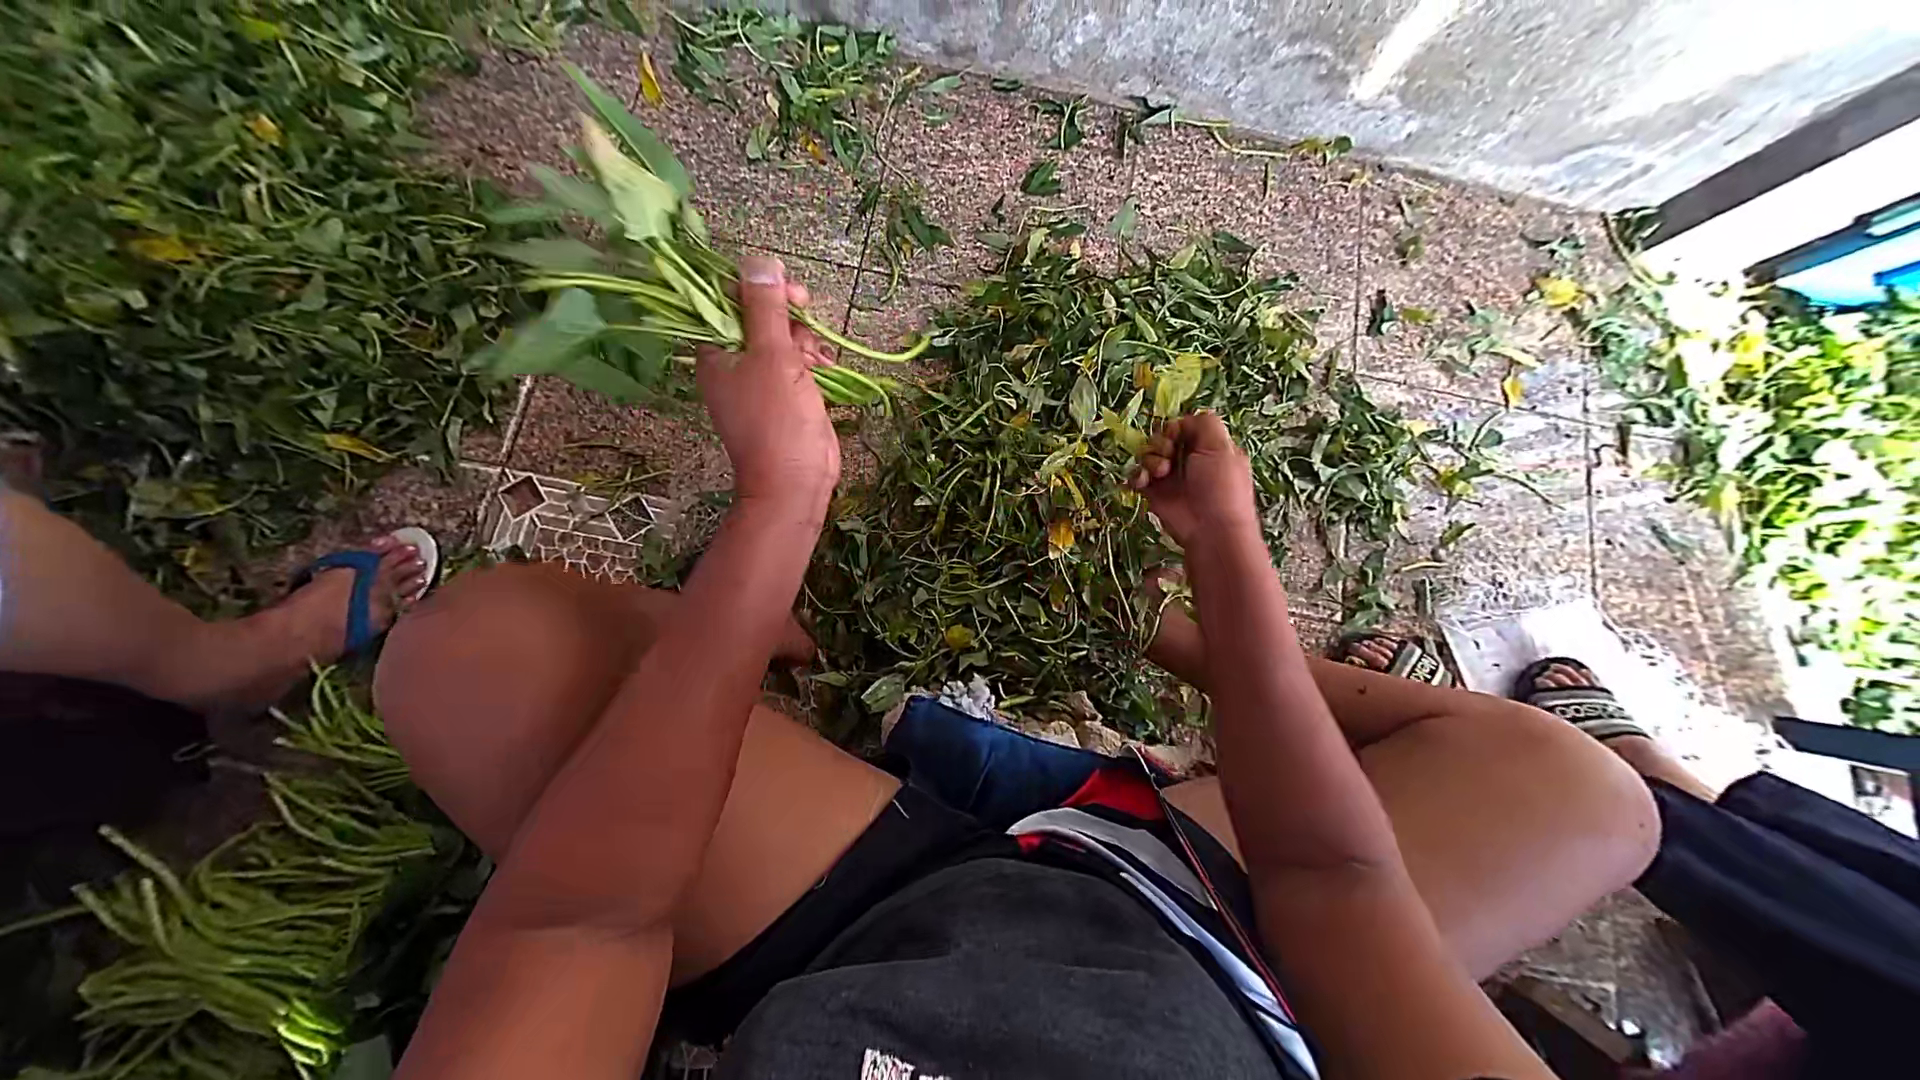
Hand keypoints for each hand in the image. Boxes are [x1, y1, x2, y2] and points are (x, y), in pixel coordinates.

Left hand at [695, 257, 840, 511]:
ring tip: (819, 356)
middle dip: (788, 314)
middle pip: (760, 317)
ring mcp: (760, 381)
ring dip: (804, 338)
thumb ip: (765, 307)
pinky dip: (812, 360)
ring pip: (783, 339)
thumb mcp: (772, 357)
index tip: (789, 292)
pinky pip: (796, 364)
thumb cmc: (777, 422)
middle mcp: (733, 363)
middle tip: (808, 312)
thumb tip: (760, 261)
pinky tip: (826, 366)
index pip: (729, 300)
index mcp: (716, 352)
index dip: (759, 288)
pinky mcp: (785, 396)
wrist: (794, 482)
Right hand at [1128, 411, 1258, 548]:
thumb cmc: (1221, 487)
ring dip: (1149, 460)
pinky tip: (1141, 482)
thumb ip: (1204, 423)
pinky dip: (1136, 476)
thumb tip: (1181, 422)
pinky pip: (1137, 476)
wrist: (1211, 530)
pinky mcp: (1154, 493)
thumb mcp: (1222, 447)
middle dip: (1160, 443)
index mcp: (1208, 447)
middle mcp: (1188, 460)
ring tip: (1160, 473)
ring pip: (1148, 455)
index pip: (1183, 427)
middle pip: (1162, 438)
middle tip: (1168, 456)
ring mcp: (1170, 477)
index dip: (1175, 428)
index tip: (1175, 437)